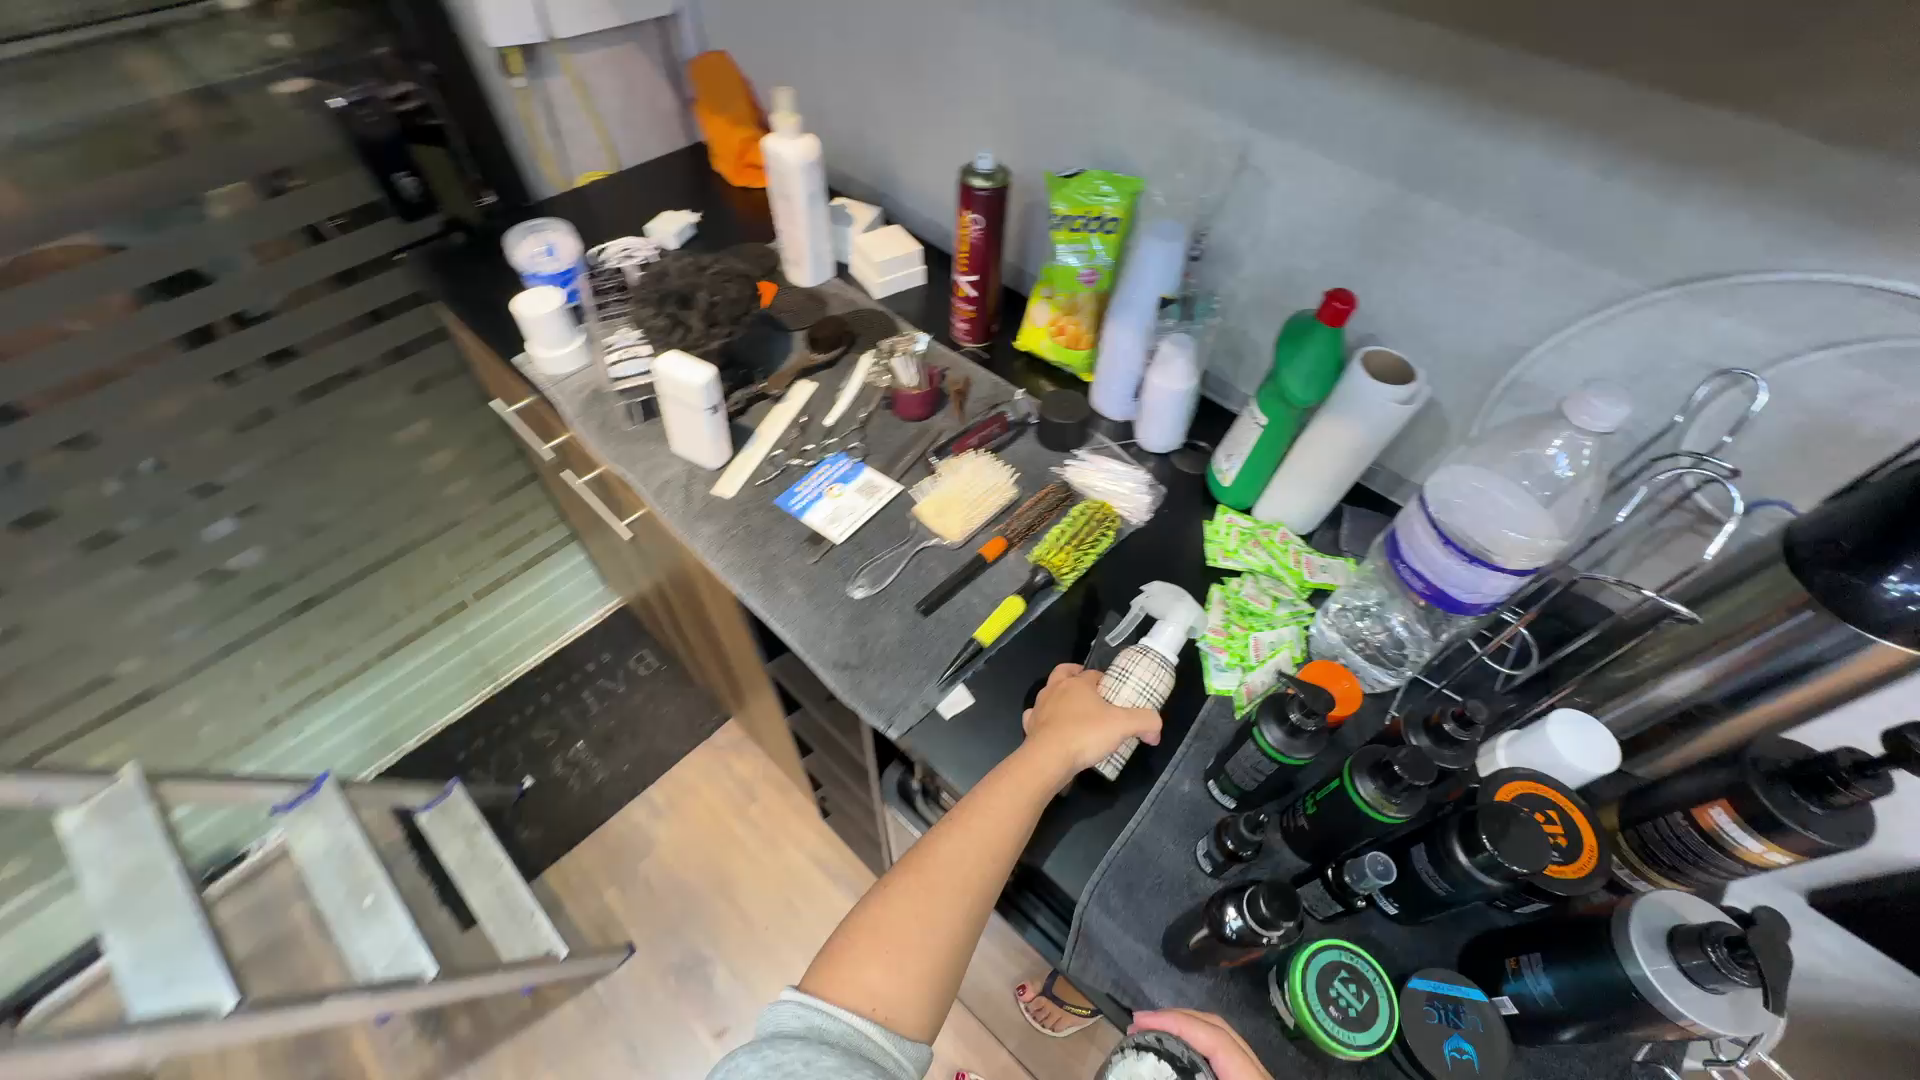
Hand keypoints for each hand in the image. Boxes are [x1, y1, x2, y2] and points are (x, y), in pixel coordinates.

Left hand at [1019, 664, 1160, 778]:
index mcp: (1077, 683)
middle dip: (1075, 675)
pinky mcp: (1030, 725)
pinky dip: (1043, 718)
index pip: (1093, 674)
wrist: (1049, 757)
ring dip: (1058, 696)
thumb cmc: (1086, 734)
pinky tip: (1052, 726)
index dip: (1105, 680)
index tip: (1115, 693)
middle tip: (1088, 688)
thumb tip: (1156, 730)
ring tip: (1072, 709)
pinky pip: (1035, 716)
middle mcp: (1055, 689)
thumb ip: (1145, 722)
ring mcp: (1040, 706)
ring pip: (1048, 692)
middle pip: (1064, 672)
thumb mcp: (1124, 726)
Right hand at [1129, 1009, 1273, 1079]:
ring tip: (1152, 1031)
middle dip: (1177, 1017)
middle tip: (1139, 1022)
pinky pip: (1222, 1055)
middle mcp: (1258, 1073)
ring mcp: (1255, 1076)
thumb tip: (1143, 1068)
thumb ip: (1182, 1076)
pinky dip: (1196, 1046)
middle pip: (1218, 1028)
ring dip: (1185, 1028)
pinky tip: (1176, 1051)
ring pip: (1221, 1039)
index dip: (1176, 1022)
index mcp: (1251, 1079)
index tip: (1139, 1020)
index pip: (1215, 1036)